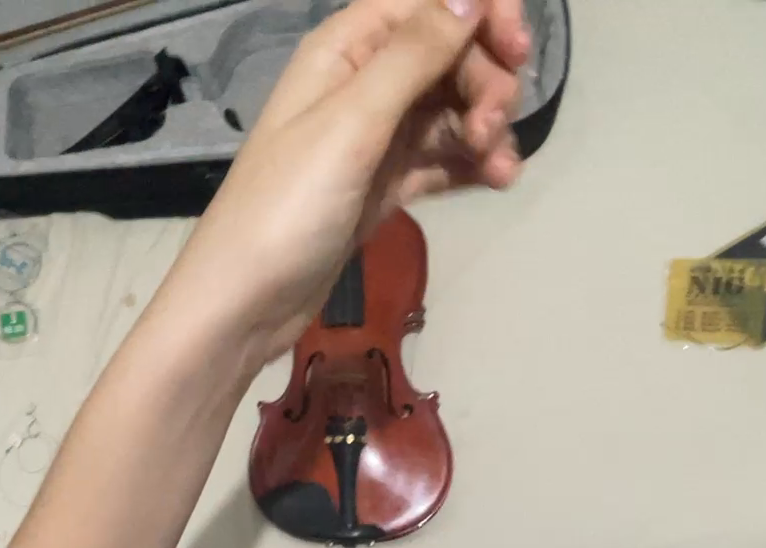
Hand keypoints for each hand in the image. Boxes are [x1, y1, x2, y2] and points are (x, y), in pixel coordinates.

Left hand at [160, 0, 529, 363]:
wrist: (247, 300)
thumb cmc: (288, 207)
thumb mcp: (351, 122)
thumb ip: (413, 56)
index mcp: (344, 50)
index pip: (426, 4)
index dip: (479, 15)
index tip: (518, 52)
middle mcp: (360, 86)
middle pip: (444, 57)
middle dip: (483, 83)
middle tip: (493, 129)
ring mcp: (371, 142)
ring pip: (446, 113)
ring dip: (482, 130)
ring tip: (500, 169)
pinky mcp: (378, 190)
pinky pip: (435, 161)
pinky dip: (466, 166)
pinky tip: (494, 180)